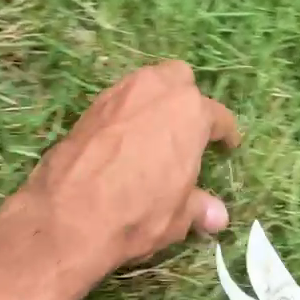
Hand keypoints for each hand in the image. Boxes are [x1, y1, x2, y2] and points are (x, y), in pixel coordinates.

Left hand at [14, 60, 239, 270]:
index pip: (218, 117)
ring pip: (144, 87)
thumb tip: (218, 217)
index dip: (225, 134)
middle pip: (179, 81)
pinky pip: (116, 105)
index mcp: (190, 113)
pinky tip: (122, 144)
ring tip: (153, 136)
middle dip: (186, 101)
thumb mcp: (176, 218)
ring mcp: (119, 95)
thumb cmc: (138, 214)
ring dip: (152, 105)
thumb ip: (198, 208)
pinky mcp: (88, 109)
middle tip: (186, 131)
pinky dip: (124, 119)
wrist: (71, 215)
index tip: (228, 145)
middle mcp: (156, 91)